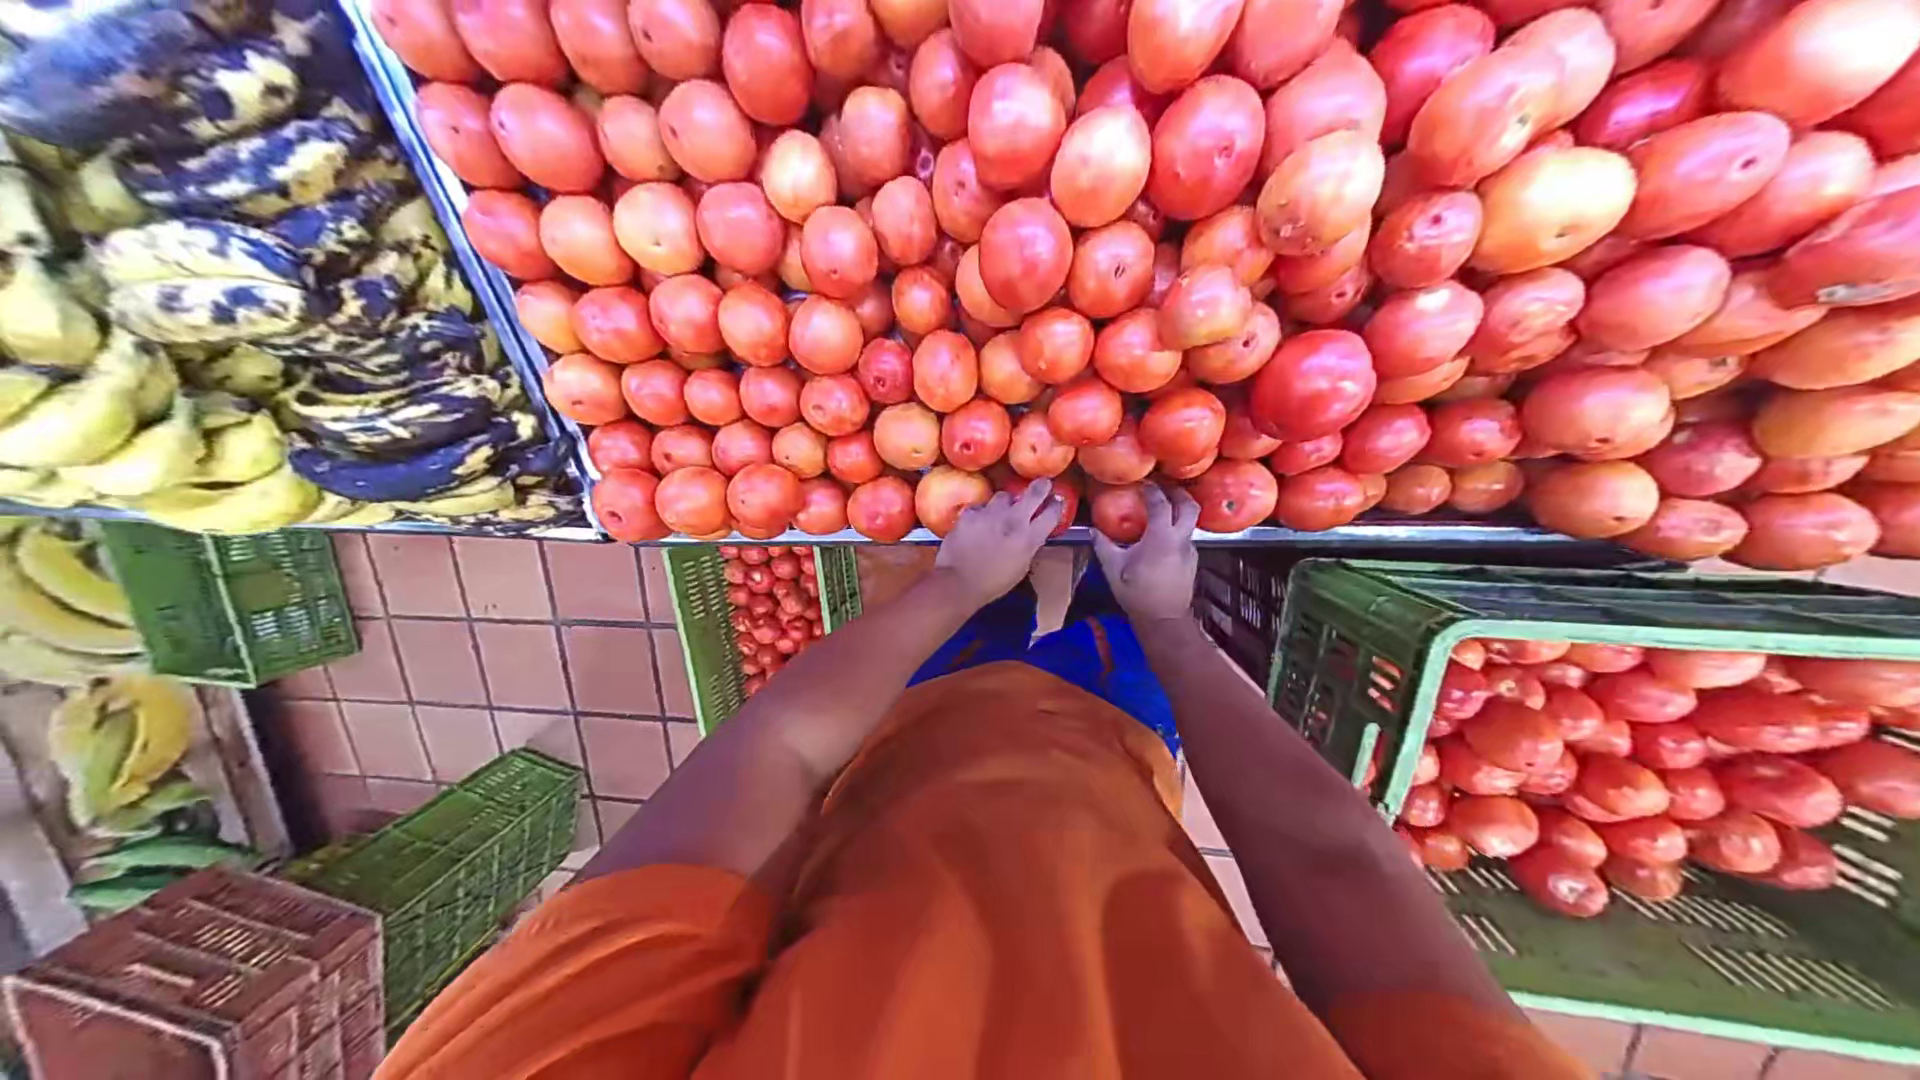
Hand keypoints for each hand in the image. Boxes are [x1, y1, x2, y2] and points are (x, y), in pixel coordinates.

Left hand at [933, 479, 1064, 606]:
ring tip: (1001, 511)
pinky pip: (980, 506)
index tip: (1057, 500)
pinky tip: (977, 522)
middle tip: (1043, 483)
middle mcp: (1013, 520)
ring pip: (1003, 496)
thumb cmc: (992, 583)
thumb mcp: (1020, 568)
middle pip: (1033, 493)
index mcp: (1029, 538)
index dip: (1057, 505)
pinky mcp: (970, 513)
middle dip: (1041, 487)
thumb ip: (1027, 547)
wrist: (958, 582)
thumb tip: (1030, 535)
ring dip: (1005, 502)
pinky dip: (981, 513)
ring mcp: (990, 513)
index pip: (1051, 514)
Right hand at [1092, 484, 1199, 623]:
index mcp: (1161, 538)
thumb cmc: (1137, 593)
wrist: (1163, 620)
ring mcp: (1189, 551)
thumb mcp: (1113, 568)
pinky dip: (1177, 529)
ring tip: (1164, 507)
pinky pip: (1186, 537)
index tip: (1143, 483)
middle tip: (1164, 486)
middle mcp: (1180, 540)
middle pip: (1189, 506)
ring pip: (1190, 522)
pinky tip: (1163, 535)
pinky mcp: (1191, 561)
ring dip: (1180, 510)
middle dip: (1178, 492)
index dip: (1152, 490)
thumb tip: (1093, 530)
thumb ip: (1103, 546)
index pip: (1161, 504)